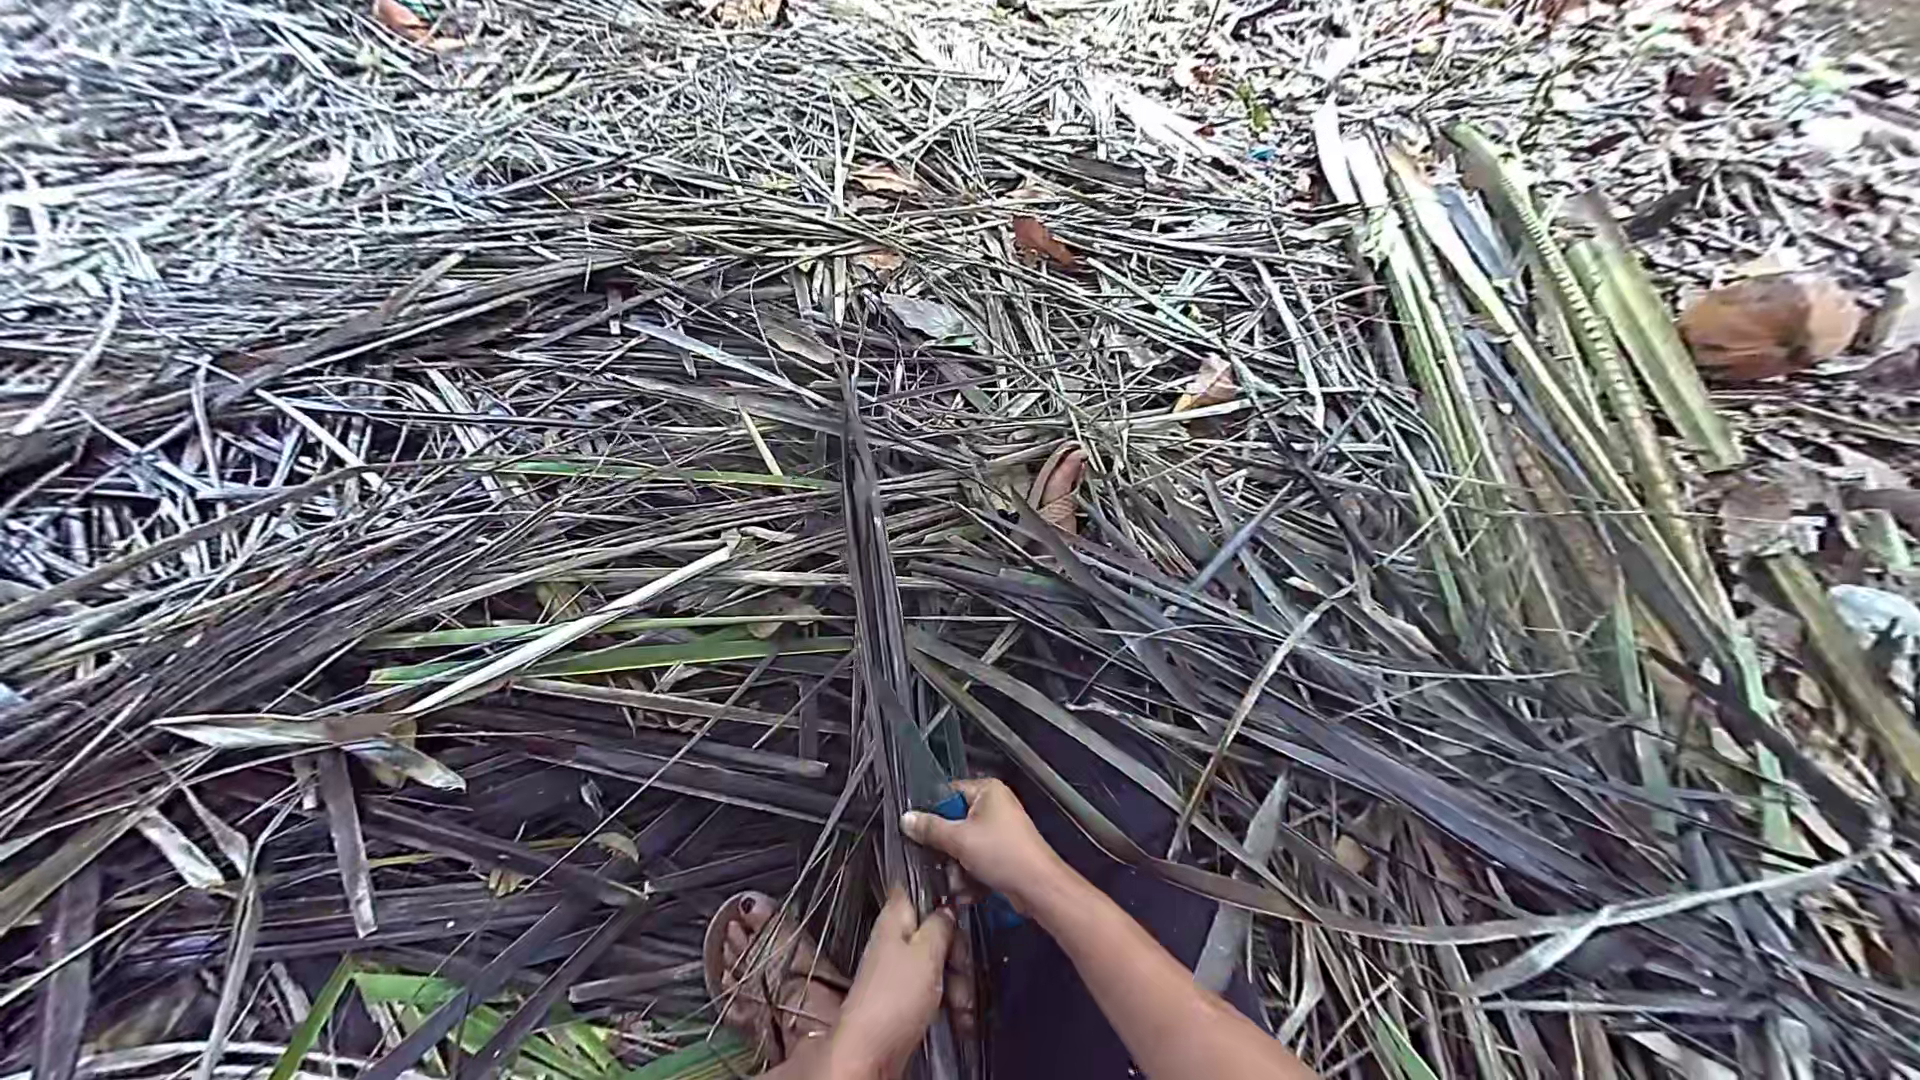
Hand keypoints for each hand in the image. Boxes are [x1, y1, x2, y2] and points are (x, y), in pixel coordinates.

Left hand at [828, 888, 954, 1079]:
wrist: (869, 1055)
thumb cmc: (897, 995)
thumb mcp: (926, 952)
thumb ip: (940, 924)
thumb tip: (948, 907)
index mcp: (895, 915)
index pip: (915, 885)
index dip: (940, 889)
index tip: (962, 903)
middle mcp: (896, 937)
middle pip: (935, 928)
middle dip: (956, 950)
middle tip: (963, 970)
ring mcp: (900, 968)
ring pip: (938, 960)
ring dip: (957, 981)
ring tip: (964, 1007)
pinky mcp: (905, 997)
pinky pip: (933, 987)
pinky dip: (948, 1000)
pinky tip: (960, 1018)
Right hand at [900, 777, 1069, 915]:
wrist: (1038, 888)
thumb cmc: (1005, 854)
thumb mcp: (960, 839)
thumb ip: (930, 829)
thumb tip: (907, 819)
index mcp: (987, 791)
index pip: (948, 793)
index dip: (933, 812)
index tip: (918, 830)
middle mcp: (993, 806)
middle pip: (954, 823)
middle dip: (946, 849)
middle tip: (938, 861)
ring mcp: (999, 831)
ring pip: (963, 846)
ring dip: (956, 867)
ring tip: (956, 882)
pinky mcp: (1001, 854)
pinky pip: (975, 860)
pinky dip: (969, 875)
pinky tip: (966, 891)